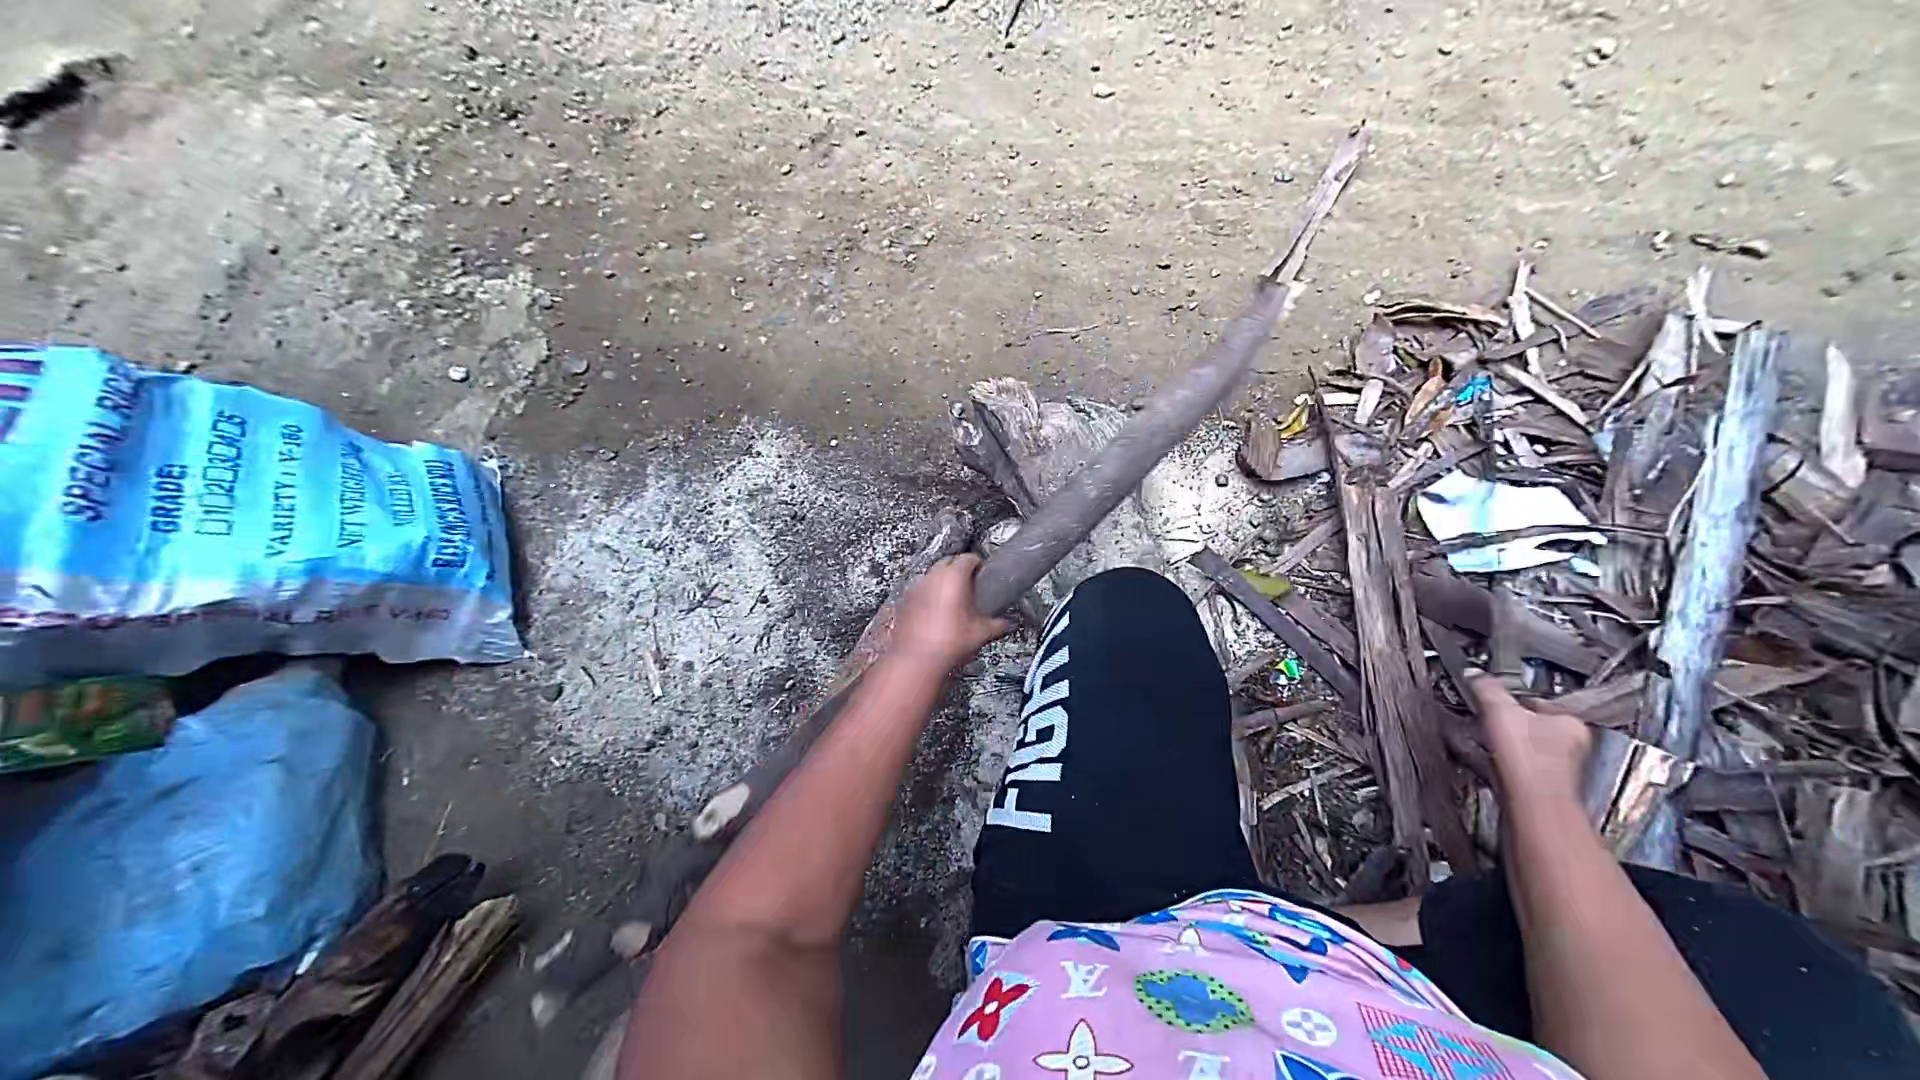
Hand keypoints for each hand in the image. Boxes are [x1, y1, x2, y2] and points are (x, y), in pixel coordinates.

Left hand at [889, 554, 1010, 670]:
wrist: (916, 661)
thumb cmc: (947, 644)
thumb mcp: (981, 633)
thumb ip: (998, 624)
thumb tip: (1005, 624)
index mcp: (953, 577)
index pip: (968, 558)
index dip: (978, 563)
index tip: (982, 572)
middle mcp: (932, 577)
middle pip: (948, 562)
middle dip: (959, 570)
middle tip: (970, 586)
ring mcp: (916, 588)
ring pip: (932, 575)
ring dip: (942, 582)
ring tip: (953, 599)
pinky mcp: (905, 601)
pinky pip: (920, 590)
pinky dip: (928, 595)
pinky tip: (935, 612)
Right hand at [1467, 672, 1592, 809]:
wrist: (1531, 797)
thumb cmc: (1532, 758)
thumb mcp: (1500, 710)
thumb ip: (1486, 688)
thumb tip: (1473, 673)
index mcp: (1572, 723)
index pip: (1542, 701)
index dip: (1516, 697)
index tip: (1498, 697)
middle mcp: (1573, 745)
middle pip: (1535, 724)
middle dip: (1512, 721)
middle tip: (1490, 717)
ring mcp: (1557, 767)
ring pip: (1527, 746)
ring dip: (1507, 743)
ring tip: (1488, 738)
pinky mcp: (1540, 783)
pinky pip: (1519, 764)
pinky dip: (1505, 761)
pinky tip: (1492, 759)